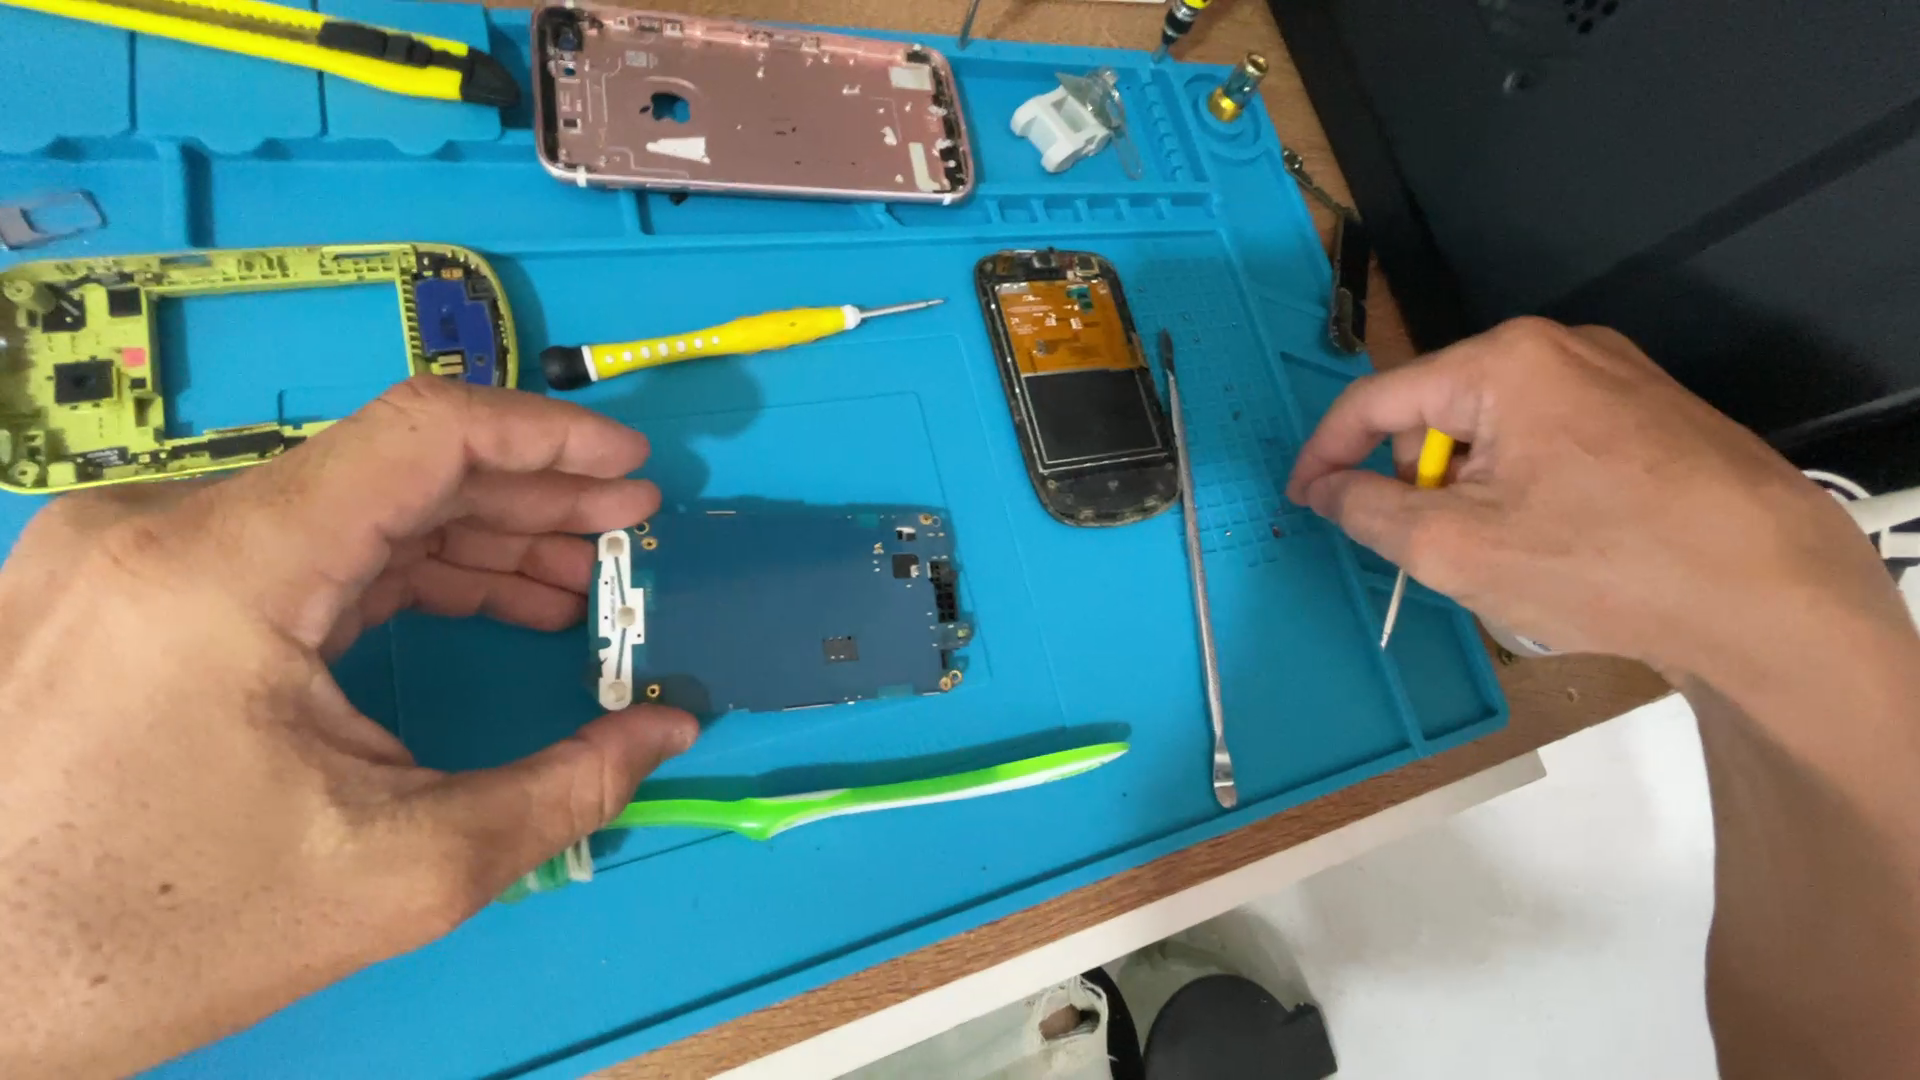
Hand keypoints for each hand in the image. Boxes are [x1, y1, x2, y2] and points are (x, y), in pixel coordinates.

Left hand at [0, 378, 698, 1077]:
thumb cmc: (153, 933)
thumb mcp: (403, 872)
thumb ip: (568, 788)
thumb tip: (674, 729)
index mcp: (230, 565)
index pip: (426, 434)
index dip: (552, 435)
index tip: (634, 463)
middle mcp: (177, 526)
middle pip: (406, 468)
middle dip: (541, 495)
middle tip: (632, 528)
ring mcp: (153, 555)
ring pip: (371, 506)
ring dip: (491, 536)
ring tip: (584, 582)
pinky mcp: (152, 592)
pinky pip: (327, 550)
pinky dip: (427, 570)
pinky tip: (502, 600)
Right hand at [1286, 317, 1906, 680]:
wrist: (1778, 603)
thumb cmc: (1598, 563)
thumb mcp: (1448, 545)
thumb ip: (1361, 509)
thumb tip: (1322, 489)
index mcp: (1502, 362)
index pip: (1373, 400)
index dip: (1323, 453)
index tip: (1301, 499)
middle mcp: (1556, 348)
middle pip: (1432, 413)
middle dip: (1411, 477)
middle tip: (1426, 540)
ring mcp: (1611, 374)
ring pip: (1484, 428)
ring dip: (1462, 486)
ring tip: (1496, 545)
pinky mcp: (1645, 410)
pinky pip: (1537, 437)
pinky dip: (1511, 482)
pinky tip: (1544, 532)